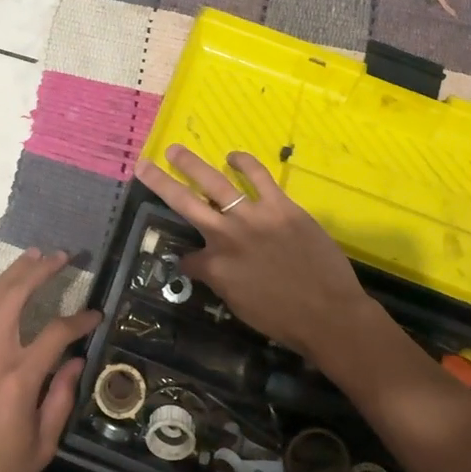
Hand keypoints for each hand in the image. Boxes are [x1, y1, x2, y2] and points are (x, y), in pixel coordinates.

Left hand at [0, 250, 101, 471]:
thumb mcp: (41, 446)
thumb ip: (60, 399)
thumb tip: (75, 362)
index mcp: (18, 379)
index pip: (56, 333)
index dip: (79, 320)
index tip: (95, 315)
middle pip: (14, 297)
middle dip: (39, 271)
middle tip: (61, 257)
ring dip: (10, 274)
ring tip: (30, 258)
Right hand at [136, 145, 373, 358]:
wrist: (328, 314)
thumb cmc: (283, 320)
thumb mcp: (240, 307)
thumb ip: (221, 282)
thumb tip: (210, 268)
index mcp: (215, 267)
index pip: (188, 258)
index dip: (187, 261)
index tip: (190, 264)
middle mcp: (225, 236)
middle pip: (184, 203)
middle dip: (160, 183)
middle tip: (142, 165)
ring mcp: (253, 217)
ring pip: (214, 182)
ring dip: (191, 164)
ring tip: (175, 150)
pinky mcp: (280, 206)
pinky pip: (259, 177)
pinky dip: (246, 163)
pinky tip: (234, 157)